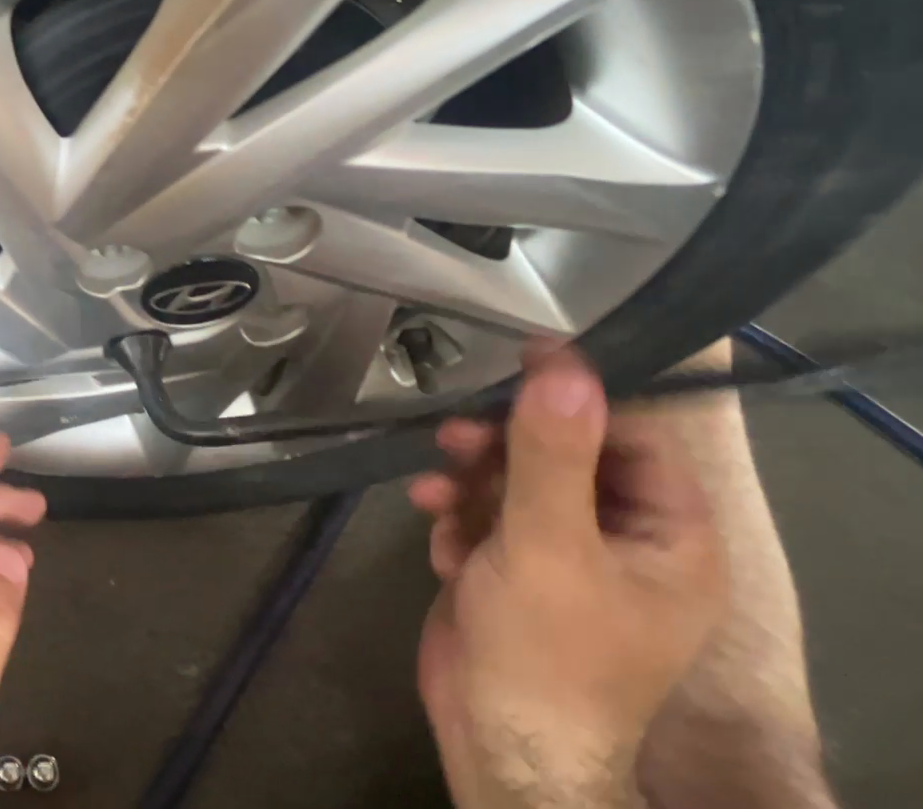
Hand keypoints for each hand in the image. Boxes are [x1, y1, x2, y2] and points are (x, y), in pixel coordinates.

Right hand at [409, 347, 729, 808]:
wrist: (494, 736)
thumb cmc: (544, 645)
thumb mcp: (548, 542)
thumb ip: (552, 453)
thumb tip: (564, 366)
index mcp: (667, 541)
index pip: (635, 443)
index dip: (580, 403)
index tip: (522, 366)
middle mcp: (620, 544)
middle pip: (563, 460)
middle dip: (504, 447)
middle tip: (454, 434)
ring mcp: (560, 559)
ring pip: (513, 486)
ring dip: (470, 484)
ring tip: (435, 493)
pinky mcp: (508, 572)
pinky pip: (484, 520)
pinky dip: (458, 522)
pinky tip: (440, 541)